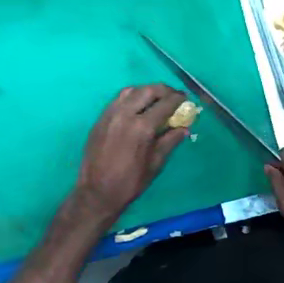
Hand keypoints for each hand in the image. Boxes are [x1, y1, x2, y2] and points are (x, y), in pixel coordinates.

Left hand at [68, 84, 190, 228]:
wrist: (97, 192)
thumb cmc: (130, 182)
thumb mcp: (155, 163)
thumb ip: (170, 141)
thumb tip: (184, 129)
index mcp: (142, 127)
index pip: (165, 104)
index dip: (178, 99)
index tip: (186, 100)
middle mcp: (125, 114)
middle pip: (148, 90)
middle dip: (164, 90)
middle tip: (173, 96)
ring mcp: (110, 114)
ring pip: (131, 91)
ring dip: (146, 91)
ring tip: (156, 99)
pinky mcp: (100, 119)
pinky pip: (118, 100)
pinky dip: (132, 97)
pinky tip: (138, 107)